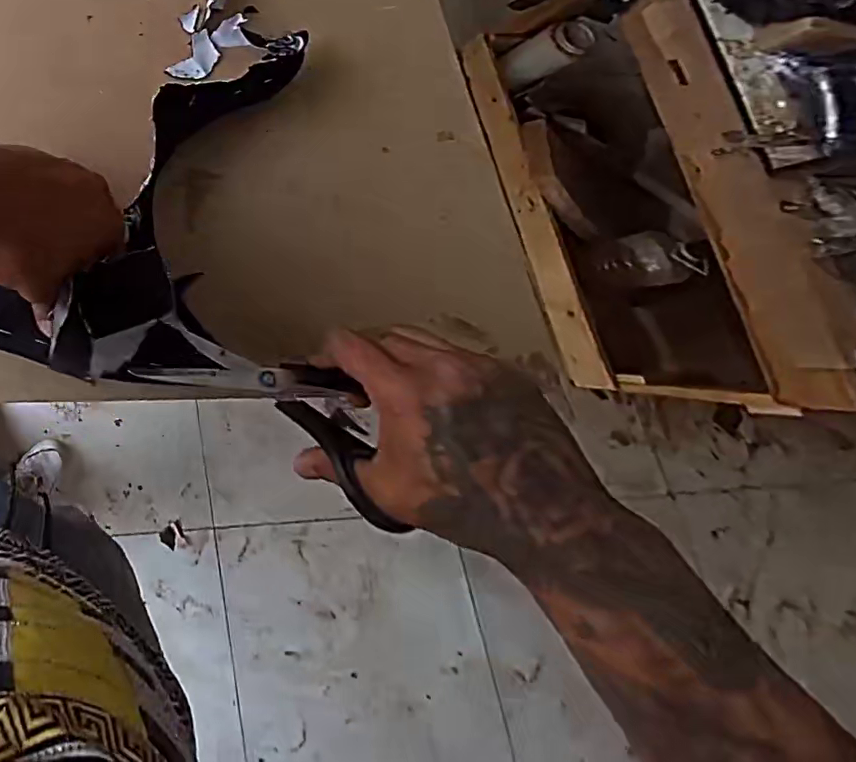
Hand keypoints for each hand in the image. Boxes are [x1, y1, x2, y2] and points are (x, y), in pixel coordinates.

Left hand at [0, 143, 122, 326]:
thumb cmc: (17, 239)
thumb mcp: (35, 286)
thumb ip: (48, 304)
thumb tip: (48, 318)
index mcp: (108, 224)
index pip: (111, 252)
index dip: (89, 268)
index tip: (70, 275)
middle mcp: (94, 190)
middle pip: (88, 221)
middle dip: (69, 239)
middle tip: (44, 259)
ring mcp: (65, 167)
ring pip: (63, 199)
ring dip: (47, 215)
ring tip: (20, 236)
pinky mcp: (35, 155)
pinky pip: (38, 183)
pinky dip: (26, 197)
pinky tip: (6, 215)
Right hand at [294, 326, 613, 562]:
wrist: (551, 521)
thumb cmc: (470, 507)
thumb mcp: (387, 490)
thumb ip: (337, 467)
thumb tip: (304, 462)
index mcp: (404, 392)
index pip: (349, 344)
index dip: (326, 353)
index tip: (323, 368)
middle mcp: (440, 369)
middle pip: (381, 335)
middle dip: (361, 355)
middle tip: (358, 386)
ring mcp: (478, 368)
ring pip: (420, 339)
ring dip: (397, 355)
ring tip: (397, 388)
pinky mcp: (508, 376)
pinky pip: (458, 353)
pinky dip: (437, 365)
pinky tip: (439, 399)